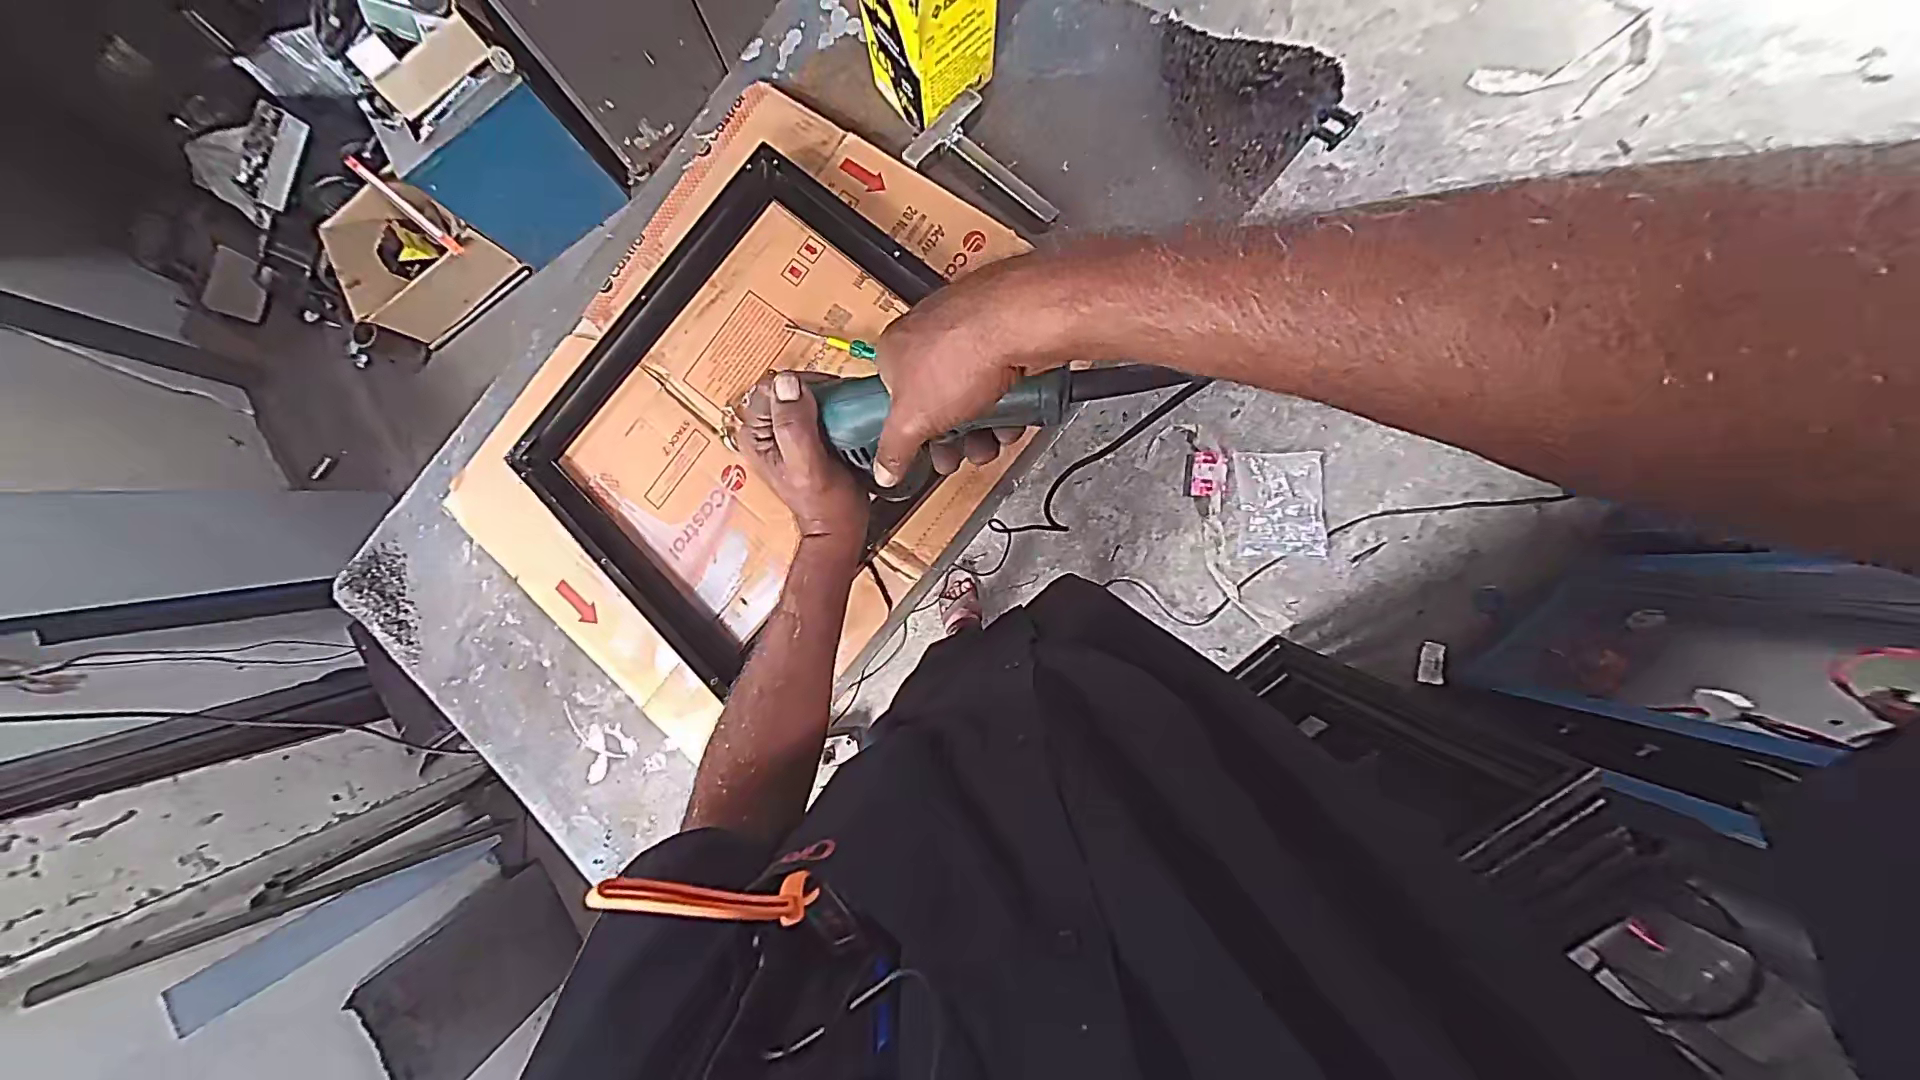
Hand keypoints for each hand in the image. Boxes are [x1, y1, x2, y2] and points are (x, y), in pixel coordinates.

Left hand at [737, 371, 869, 546]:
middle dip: (816, 390)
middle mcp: (765, 430)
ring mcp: (785, 432)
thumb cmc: (825, 504)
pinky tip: (845, 421)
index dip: (802, 386)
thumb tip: (786, 383)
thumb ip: (794, 426)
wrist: (840, 527)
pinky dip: (832, 408)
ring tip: (846, 415)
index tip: (828, 399)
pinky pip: (816, 408)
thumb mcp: (808, 465)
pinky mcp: (805, 436)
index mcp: (755, 435)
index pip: (772, 386)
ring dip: (827, 398)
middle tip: (841, 407)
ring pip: (804, 394)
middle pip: (788, 386)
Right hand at [871, 261, 1072, 486]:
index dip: (909, 431)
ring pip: (970, 394)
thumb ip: (894, 449)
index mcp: (893, 351)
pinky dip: (1005, 404)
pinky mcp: (1001, 338)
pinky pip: (998, 381)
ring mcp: (965, 334)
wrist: (1019, 322)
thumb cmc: (963, 353)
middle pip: (935, 402)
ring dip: (982, 428)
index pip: (892, 400)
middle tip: (961, 454)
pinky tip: (1012, 420)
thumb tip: (883, 471)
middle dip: (952, 437)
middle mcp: (926, 337)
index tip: (922, 452)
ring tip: (991, 443)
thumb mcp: (913, 420)